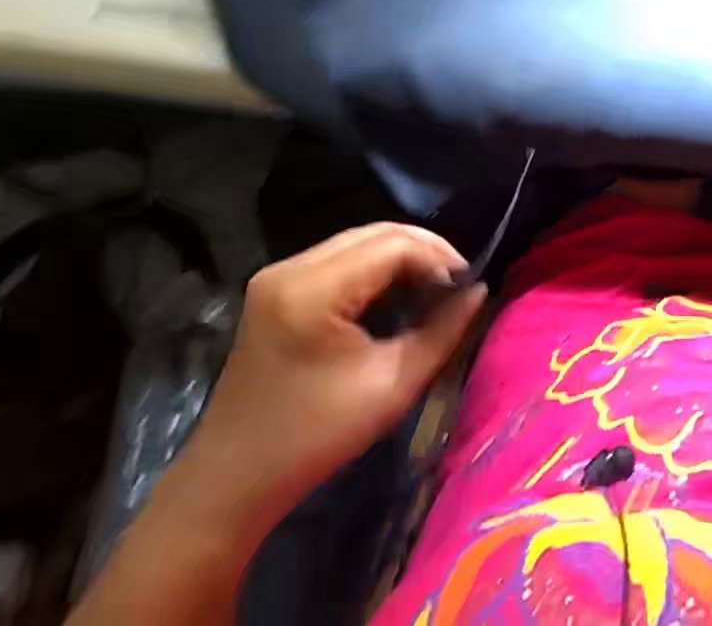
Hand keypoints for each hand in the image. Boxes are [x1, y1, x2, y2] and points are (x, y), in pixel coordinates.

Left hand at [182, 223, 486, 508]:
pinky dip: (377, 267)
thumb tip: (479, 291)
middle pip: (376, 233)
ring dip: (403, 256)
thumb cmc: (314, 438)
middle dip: (425, 251)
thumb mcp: (392, 386)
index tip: (468, 286)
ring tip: (435, 287)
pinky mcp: (278, 286)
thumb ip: (442, 331)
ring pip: (360, 241)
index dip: (439, 257)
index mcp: (312, 290)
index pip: (393, 245)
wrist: (232, 478)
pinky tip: (398, 291)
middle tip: (457, 284)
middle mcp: (291, 267)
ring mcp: (279, 273)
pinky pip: (341, 258)